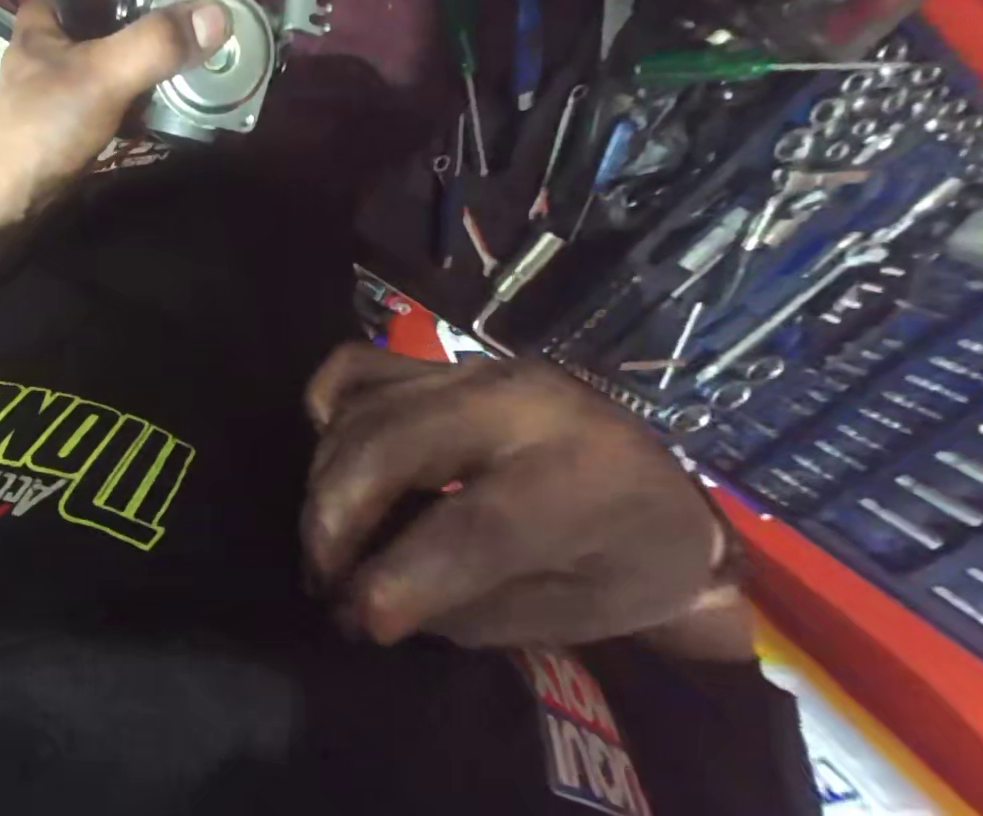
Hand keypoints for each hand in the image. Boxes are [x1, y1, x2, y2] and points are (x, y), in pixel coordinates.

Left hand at [0, 0, 232, 208]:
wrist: (17, 198)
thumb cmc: (47, 127)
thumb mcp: (102, 76)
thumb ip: (155, 44)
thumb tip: (218, 14)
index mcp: (49, 11)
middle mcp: (60, 37)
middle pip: (121, 14)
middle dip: (163, 20)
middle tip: (210, 27)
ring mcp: (73, 76)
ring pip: (126, 53)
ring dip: (161, 57)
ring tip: (206, 58)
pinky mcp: (86, 110)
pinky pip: (127, 87)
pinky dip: (152, 89)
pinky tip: (180, 95)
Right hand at [300, 345, 728, 649]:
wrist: (659, 479)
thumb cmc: (632, 559)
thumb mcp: (581, 613)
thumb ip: (472, 612)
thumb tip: (364, 600)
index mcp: (578, 474)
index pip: (474, 525)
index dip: (403, 578)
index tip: (355, 621)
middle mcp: (515, 403)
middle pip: (391, 444)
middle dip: (334, 520)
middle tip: (323, 581)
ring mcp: (470, 369)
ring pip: (364, 409)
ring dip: (323, 480)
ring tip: (325, 541)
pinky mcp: (441, 361)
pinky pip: (356, 367)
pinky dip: (327, 408)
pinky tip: (331, 454)